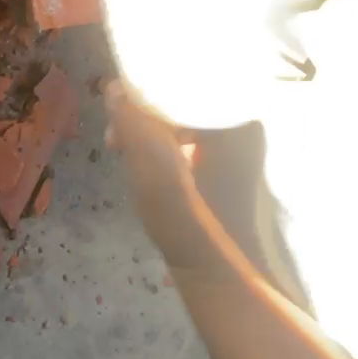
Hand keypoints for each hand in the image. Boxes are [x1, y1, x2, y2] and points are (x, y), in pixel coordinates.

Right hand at [106, 82, 228, 274]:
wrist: (217, 277)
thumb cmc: (187, 216)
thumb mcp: (149, 161)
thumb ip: (130, 119)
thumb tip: (114, 87)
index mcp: (237, 118)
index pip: (185, 81)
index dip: (144, 87)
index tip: (117, 102)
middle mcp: (243, 128)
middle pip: (181, 100)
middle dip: (141, 112)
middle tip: (115, 133)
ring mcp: (237, 151)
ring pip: (180, 121)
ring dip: (146, 128)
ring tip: (119, 147)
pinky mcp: (226, 170)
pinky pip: (187, 140)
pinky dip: (160, 144)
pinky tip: (139, 159)